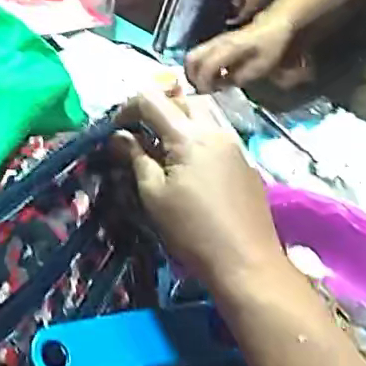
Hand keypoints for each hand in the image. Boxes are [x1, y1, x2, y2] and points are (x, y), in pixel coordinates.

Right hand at [114, 90, 288, 294]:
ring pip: (203, 114)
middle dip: (157, 109)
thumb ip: (135, 157)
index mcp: (188, 136)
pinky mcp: (246, 163)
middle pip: (181, 100)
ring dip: (180, 120)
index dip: (128, 108)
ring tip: (165, 147)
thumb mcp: (153, 194)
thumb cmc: (193, 231)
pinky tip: (190, 166)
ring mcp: (234, 146)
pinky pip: (218, 134)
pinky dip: (198, 137)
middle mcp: (214, 131)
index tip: (116, 129)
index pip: (151, 99)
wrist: (249, 266)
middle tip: (141, 133)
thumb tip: (119, 136)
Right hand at [184, 15, 296, 92]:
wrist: (271, 27)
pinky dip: (199, 65)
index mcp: (227, 49)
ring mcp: (213, 40)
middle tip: (201, 89)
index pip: (206, 66)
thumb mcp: (259, 68)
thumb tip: (220, 85)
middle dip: (192, 75)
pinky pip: (199, 53)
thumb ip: (238, 78)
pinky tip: (210, 75)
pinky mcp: (215, 41)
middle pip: (191, 58)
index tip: (207, 93)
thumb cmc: (269, 49)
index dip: (203, 81)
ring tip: (204, 83)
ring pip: (192, 55)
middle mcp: (215, 43)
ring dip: (193, 70)